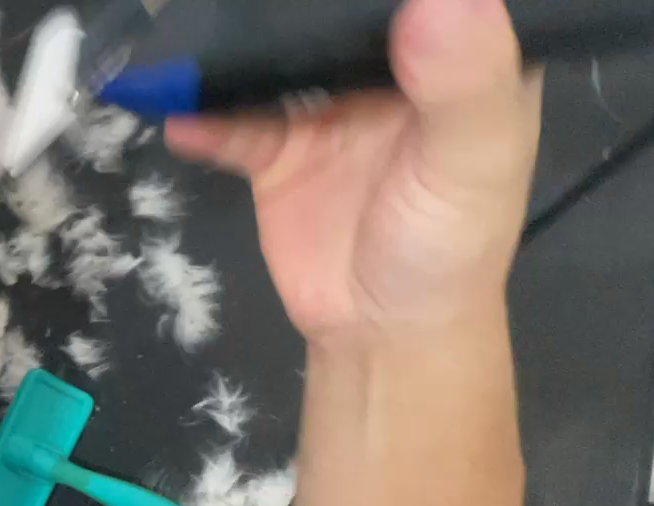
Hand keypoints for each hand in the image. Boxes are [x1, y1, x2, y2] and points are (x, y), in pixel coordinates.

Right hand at [165, 0, 541, 346]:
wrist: (377, 325)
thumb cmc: (448, 240)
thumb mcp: (474, 156)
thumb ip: (462, 79)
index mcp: (459, 54)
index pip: (423, 0)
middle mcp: (389, 74)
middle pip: (340, 21)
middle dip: (293, 7)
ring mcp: (326, 116)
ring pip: (281, 69)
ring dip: (239, 59)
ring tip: (194, 41)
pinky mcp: (277, 158)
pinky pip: (237, 130)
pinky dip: (207, 124)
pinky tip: (179, 117)